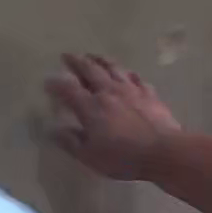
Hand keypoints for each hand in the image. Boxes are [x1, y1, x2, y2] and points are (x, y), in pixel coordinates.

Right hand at [44, 53, 182, 180]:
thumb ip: (70, 142)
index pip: (68, 89)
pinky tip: (126, 73)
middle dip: (76, 61)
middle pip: (90, 70)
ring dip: (100, 59)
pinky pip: (135, 78)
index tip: (47, 81)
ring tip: (93, 55)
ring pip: (113, 68)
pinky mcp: (149, 94)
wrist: (164, 152)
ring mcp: (131, 90)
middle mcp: (108, 92)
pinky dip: (127, 73)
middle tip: (67, 55)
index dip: (55, 83)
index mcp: (90, 107)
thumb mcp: (89, 156)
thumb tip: (53, 130)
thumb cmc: (123, 157)